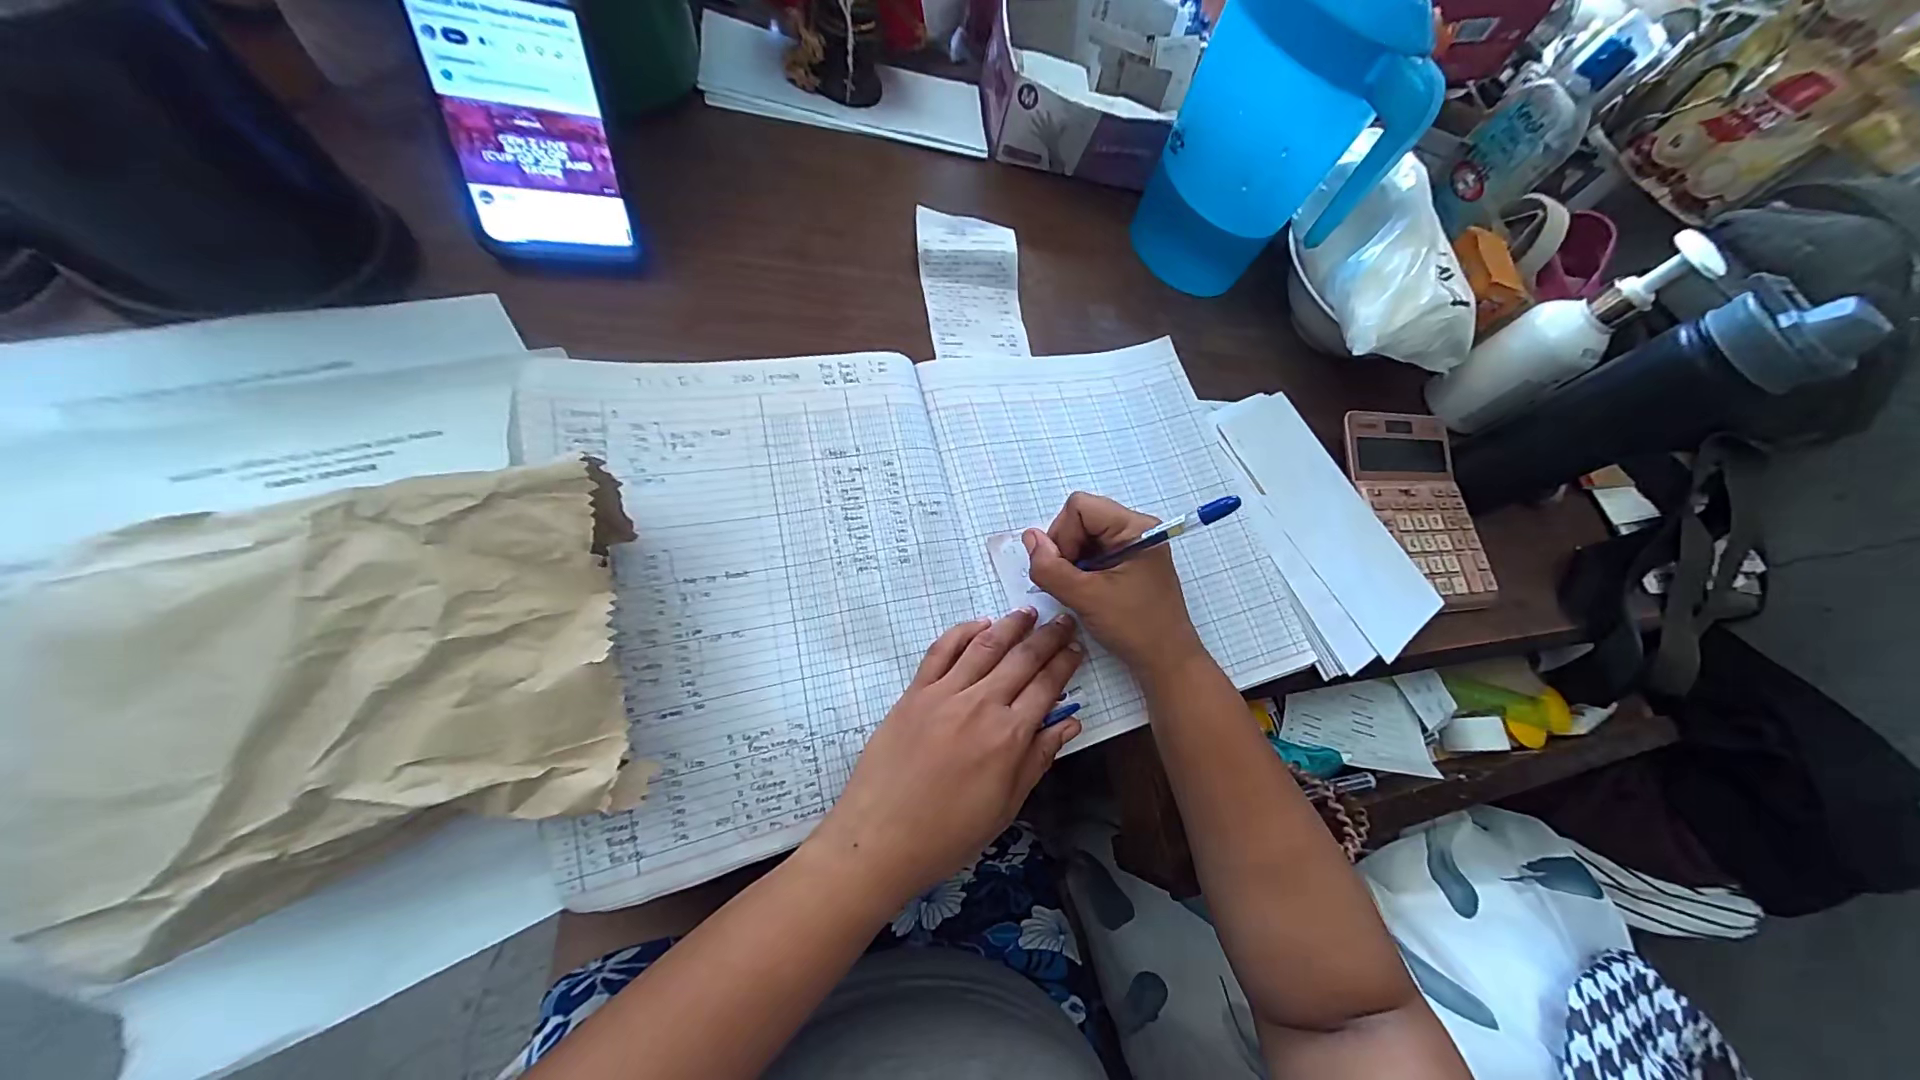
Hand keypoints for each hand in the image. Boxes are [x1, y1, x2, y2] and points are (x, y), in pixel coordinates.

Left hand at [806, 609, 1083, 908]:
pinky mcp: (914, 693)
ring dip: (1010, 626)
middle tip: (1063, 619)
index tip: (1076, 648)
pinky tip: (978, 625)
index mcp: (1009, 737)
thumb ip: (1038, 759)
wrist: (880, 838)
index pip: (1046, 687)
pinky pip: (941, 652)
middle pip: (1022, 659)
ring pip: (985, 647)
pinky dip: (962, 633)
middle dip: (1047, 636)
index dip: (1064, 664)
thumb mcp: (1006, 806)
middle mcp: (981, 706)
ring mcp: (944, 695)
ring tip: (1026, 613)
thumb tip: (1069, 722)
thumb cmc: (949, 834)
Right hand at [1024, 492, 1204, 672]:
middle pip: (1080, 517)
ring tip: (1079, 588)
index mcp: (1134, 527)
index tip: (1065, 569)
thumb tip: (1030, 538)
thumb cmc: (1135, 627)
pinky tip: (1086, 590)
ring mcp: (1132, 544)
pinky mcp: (1128, 560)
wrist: (1166, 660)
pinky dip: (1080, 567)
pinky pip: (1092, 550)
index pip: (1079, 506)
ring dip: (1071, 559)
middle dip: (1065, 547)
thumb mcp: (1085, 597)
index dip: (1062, 534)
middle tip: (1070, 581)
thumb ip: (1051, 567)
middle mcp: (1135, 528)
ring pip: (1083, 534)